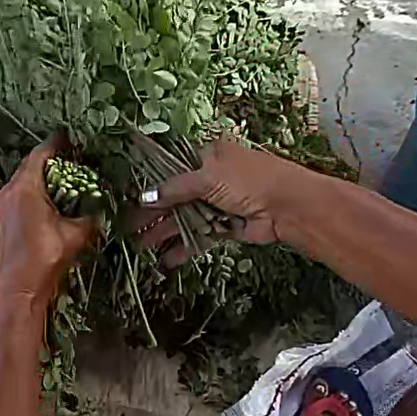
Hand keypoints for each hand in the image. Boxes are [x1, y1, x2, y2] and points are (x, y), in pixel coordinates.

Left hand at [0, 134, 94, 299]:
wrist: (16, 290)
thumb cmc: (45, 260)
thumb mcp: (76, 236)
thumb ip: (88, 218)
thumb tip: (98, 212)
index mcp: (25, 189)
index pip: (39, 155)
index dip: (53, 145)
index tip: (63, 138)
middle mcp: (5, 195)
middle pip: (25, 170)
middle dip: (44, 166)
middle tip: (62, 166)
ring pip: (16, 189)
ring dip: (33, 187)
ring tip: (51, 192)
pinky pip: (9, 206)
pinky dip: (23, 204)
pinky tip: (36, 217)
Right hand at [129, 140, 318, 264]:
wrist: (288, 206)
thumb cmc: (249, 180)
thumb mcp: (208, 177)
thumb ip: (175, 188)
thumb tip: (145, 197)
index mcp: (207, 156)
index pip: (171, 169)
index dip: (151, 185)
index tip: (129, 200)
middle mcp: (210, 178)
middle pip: (175, 197)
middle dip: (152, 214)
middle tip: (128, 229)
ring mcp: (218, 203)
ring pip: (185, 218)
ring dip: (164, 232)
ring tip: (140, 247)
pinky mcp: (226, 226)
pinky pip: (200, 236)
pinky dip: (184, 247)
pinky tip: (166, 259)